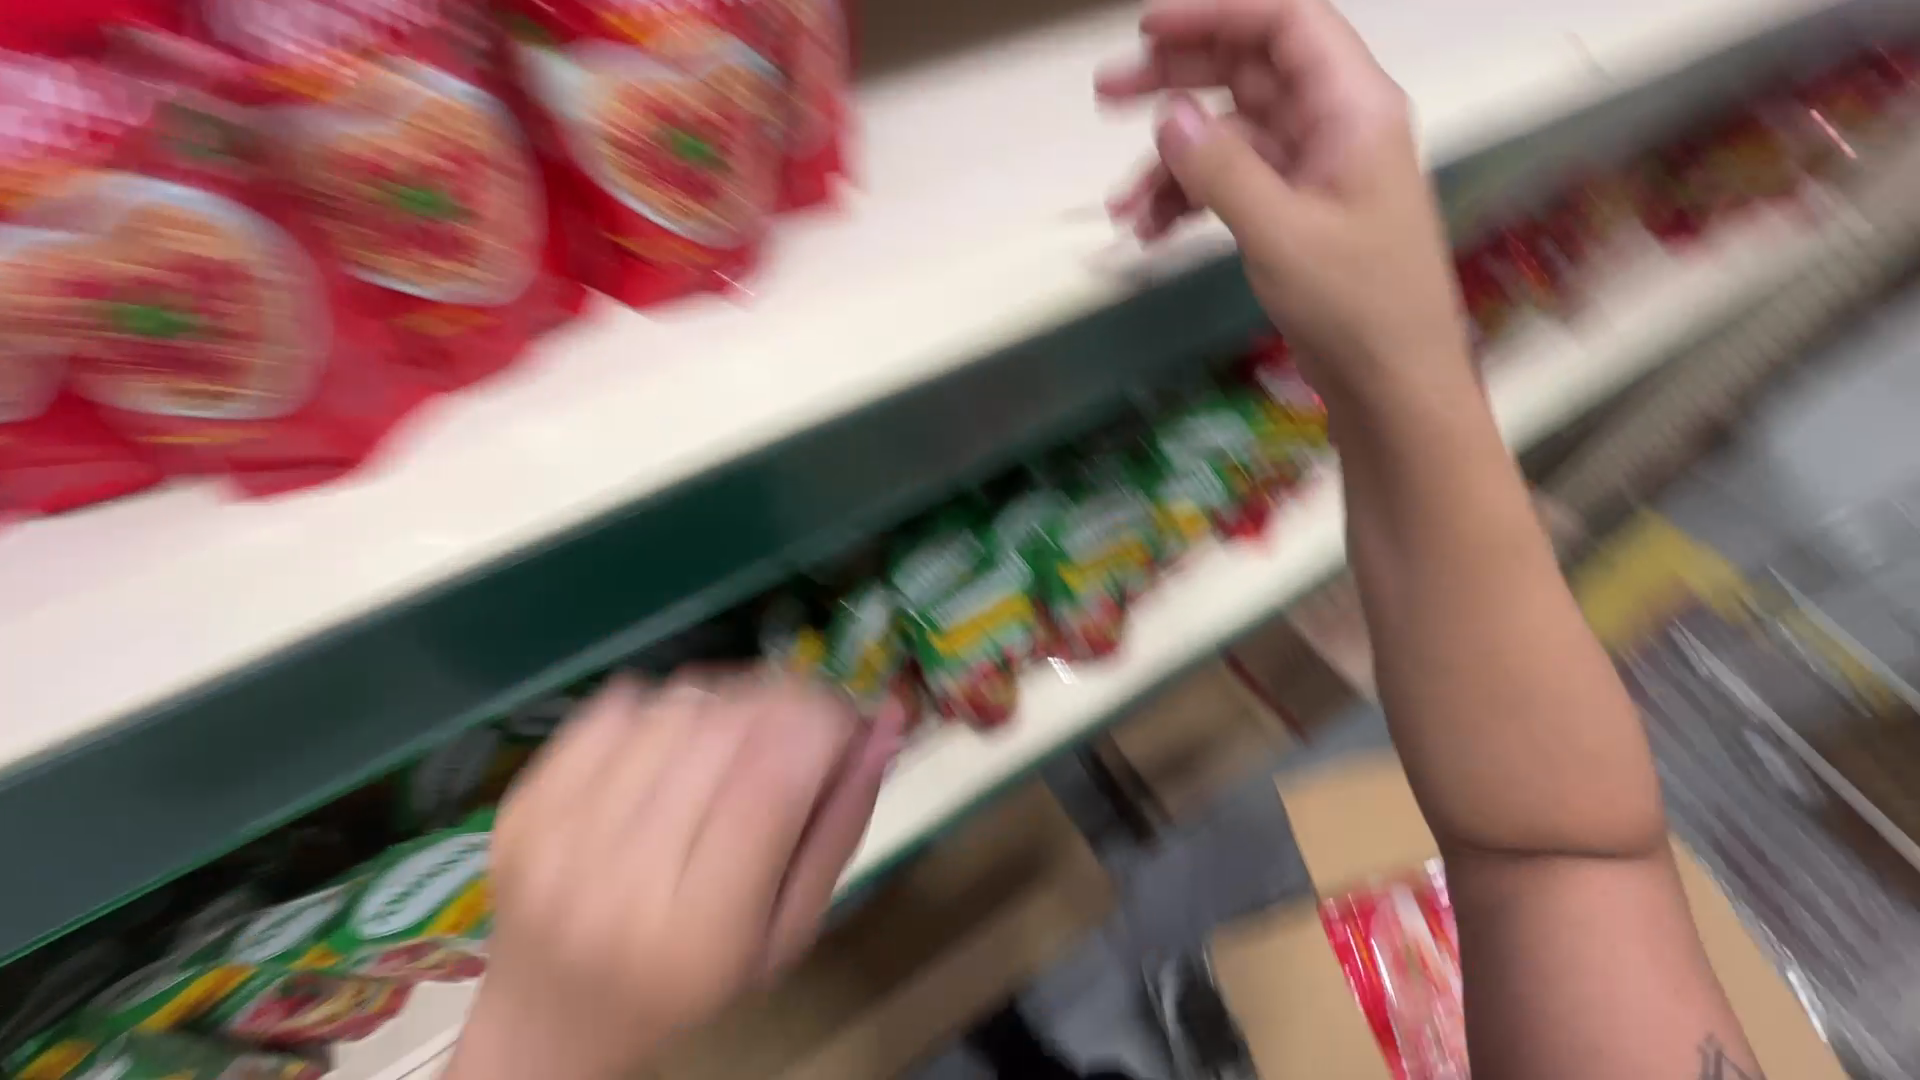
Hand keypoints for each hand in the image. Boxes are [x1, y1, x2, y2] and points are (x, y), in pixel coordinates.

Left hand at [444, 674, 903, 1079]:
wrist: (553, 1022)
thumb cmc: (692, 985)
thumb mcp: (789, 930)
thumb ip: (840, 827)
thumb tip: (882, 727)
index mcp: (698, 928)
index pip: (772, 783)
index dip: (823, 724)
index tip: (846, 716)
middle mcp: (619, 876)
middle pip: (725, 733)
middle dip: (786, 701)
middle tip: (805, 716)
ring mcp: (560, 833)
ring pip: (676, 708)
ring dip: (732, 699)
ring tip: (745, 730)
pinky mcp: (526, 800)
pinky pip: (617, 705)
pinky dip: (668, 702)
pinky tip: (682, 734)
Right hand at [1098, 0, 1474, 404]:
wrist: (1390, 379)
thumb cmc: (1353, 301)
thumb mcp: (1281, 232)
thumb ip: (1222, 169)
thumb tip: (1168, 116)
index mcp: (1350, 108)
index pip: (1283, 25)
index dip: (1215, 15)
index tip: (1146, 30)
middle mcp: (1330, 126)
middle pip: (1247, 75)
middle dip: (1176, 84)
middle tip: (1107, 97)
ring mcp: (1310, 172)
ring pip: (1230, 141)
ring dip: (1171, 169)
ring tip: (1122, 212)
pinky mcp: (1292, 213)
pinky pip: (1232, 187)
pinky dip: (1190, 203)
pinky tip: (1153, 233)